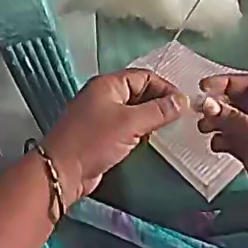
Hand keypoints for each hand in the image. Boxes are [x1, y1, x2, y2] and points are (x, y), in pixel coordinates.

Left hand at [42, 69, 188, 195]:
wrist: (63, 171)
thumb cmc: (94, 141)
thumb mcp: (129, 123)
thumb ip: (158, 111)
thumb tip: (182, 101)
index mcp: (108, 84)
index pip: (143, 76)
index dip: (164, 87)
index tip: (183, 103)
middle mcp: (104, 96)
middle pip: (139, 92)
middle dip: (160, 102)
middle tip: (181, 117)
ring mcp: (102, 115)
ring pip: (134, 111)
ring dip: (151, 118)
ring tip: (172, 128)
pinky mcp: (102, 134)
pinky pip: (127, 126)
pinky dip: (141, 130)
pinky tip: (153, 140)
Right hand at [196, 73, 247, 218]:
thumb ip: (235, 119)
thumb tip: (207, 103)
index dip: (227, 82)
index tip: (203, 87)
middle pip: (240, 101)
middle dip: (219, 103)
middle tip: (198, 109)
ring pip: (233, 121)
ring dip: (217, 122)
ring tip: (203, 128)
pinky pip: (233, 141)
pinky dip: (222, 140)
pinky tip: (216, 145)